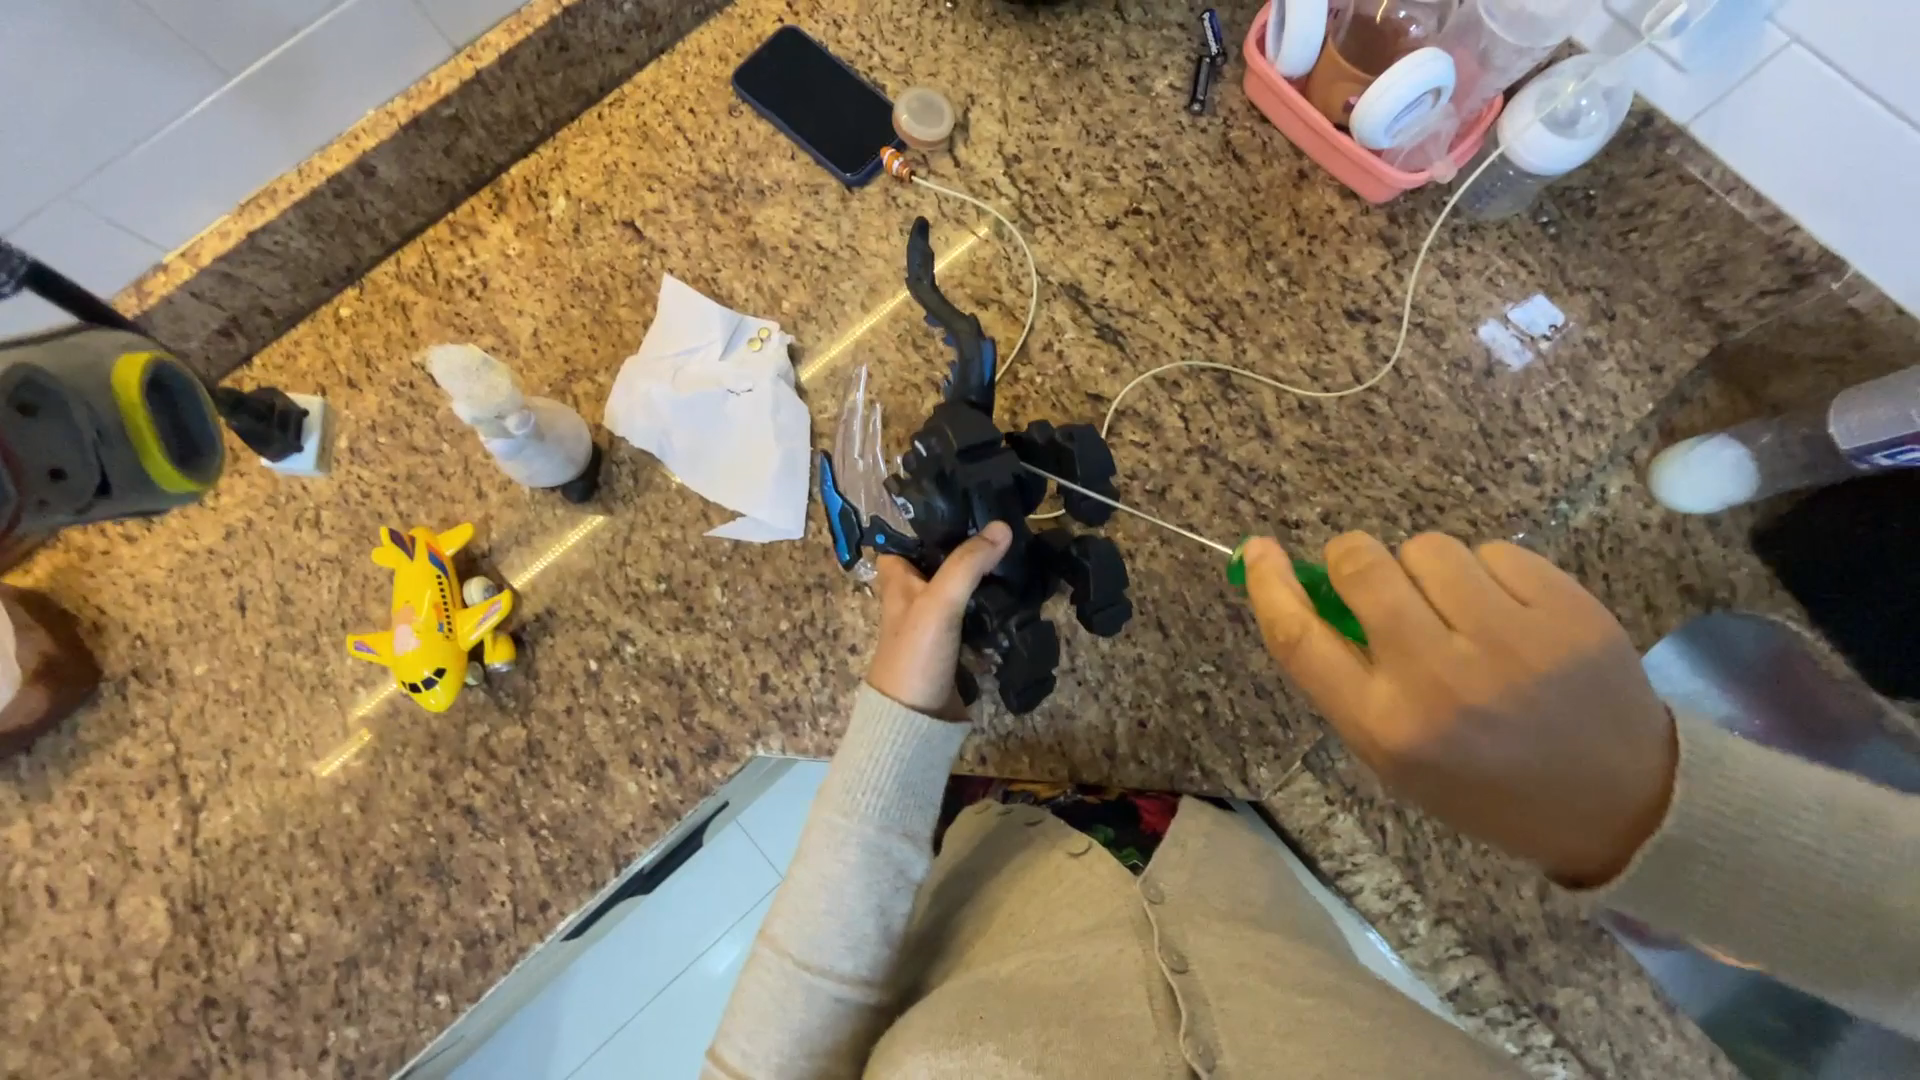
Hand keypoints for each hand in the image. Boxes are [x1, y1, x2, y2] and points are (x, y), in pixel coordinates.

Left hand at [866, 522, 1012, 720]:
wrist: (916, 722)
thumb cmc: (916, 654)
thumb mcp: (939, 601)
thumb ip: (968, 563)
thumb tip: (1003, 525)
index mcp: (896, 577)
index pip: (911, 534)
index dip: (936, 517)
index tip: (972, 499)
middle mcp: (913, 593)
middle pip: (943, 558)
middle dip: (971, 544)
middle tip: (1009, 524)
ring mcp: (935, 619)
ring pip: (963, 585)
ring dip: (986, 573)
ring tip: (1021, 551)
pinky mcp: (955, 643)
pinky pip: (977, 613)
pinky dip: (993, 603)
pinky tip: (1020, 591)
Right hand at [1242, 532, 1677, 885]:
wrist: (1620, 804)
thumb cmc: (1480, 782)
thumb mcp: (1390, 750)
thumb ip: (1343, 673)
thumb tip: (1303, 584)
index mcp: (1385, 725)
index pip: (1298, 636)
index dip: (1267, 584)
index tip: (1256, 550)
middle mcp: (1439, 679)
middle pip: (1360, 567)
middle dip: (1351, 558)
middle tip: (1368, 577)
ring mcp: (1509, 641)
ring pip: (1426, 547)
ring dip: (1422, 568)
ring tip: (1453, 607)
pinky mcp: (1568, 611)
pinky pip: (1492, 550)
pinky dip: (1485, 572)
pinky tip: (1505, 611)